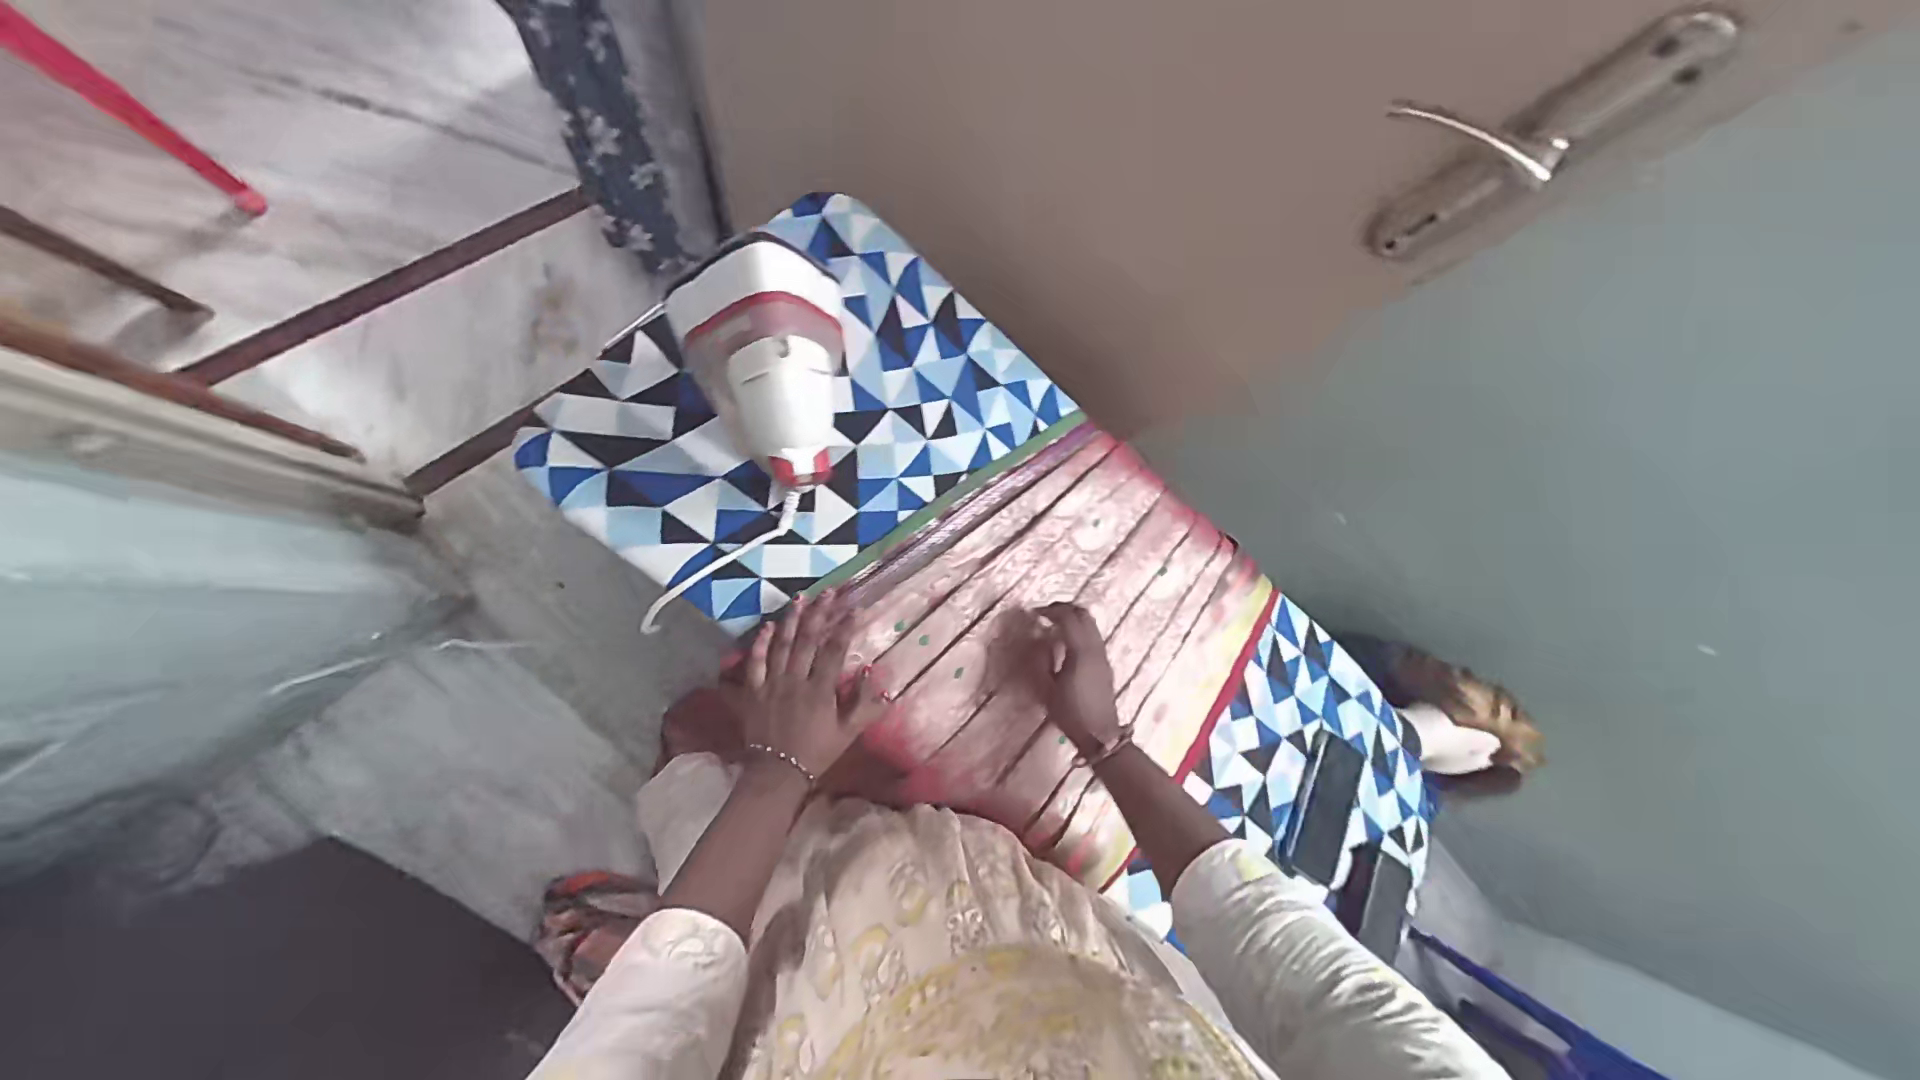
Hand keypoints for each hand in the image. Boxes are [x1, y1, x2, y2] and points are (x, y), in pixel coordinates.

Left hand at [738, 589, 888, 777]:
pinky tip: (769, 625)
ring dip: (792, 619)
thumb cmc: (816, 753)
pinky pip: (756, 662)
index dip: (844, 627)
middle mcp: (795, 681)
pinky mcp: (753, 691)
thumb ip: (865, 705)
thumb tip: (874, 674)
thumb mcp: (848, 733)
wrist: (777, 773)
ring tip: (801, 598)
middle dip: (819, 613)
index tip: (853, 608)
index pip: (834, 650)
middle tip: (828, 592)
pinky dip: (761, 642)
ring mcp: (771, 683)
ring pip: (782, 644)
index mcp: (819, 690)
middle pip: (807, 639)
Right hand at [1034, 603, 1122, 755]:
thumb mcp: (1048, 689)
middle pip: (1083, 614)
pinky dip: (1078, 629)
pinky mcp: (1105, 663)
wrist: (1100, 735)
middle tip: (1044, 613)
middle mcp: (1095, 648)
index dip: (1049, 611)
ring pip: (1090, 623)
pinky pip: (1092, 635)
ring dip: (1072, 618)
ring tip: (1053, 625)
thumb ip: (1043, 660)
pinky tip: (1065, 642)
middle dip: (1063, 608)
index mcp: (1081, 652)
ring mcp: (1103, 655)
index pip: (1067, 618)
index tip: (1033, 613)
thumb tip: (1039, 640)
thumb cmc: (1071, 714)